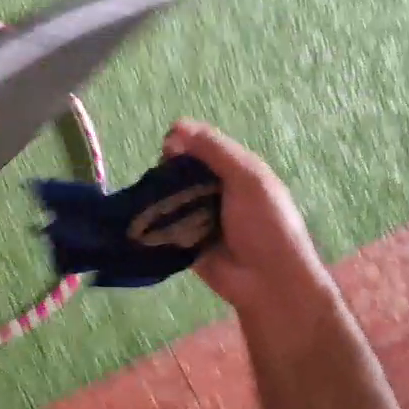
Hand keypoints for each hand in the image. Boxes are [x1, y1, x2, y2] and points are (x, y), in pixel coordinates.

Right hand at [163, 119, 336, 315]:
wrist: (268, 282)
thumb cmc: (266, 226)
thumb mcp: (248, 178)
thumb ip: (214, 150)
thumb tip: (176, 126)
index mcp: (235, 172)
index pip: (200, 146)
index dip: (182, 142)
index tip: (169, 149)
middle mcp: (214, 190)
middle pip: (179, 169)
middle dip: (166, 170)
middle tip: (160, 179)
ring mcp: (197, 215)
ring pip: (166, 194)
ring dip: (156, 194)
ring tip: (149, 199)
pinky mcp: (181, 238)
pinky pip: (160, 221)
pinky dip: (151, 217)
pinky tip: (139, 215)